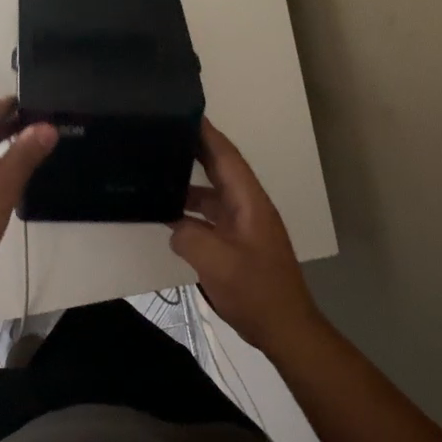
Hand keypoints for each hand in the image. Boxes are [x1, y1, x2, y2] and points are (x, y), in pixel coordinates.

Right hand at [170, 119, 324, 352]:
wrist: (285, 329)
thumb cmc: (255, 292)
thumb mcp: (215, 262)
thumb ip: (188, 235)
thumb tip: (174, 225)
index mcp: (250, 203)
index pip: (227, 157)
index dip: (207, 134)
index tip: (185, 112)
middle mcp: (249, 208)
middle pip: (221, 170)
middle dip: (195, 151)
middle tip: (162, 135)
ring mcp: (245, 228)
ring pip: (214, 195)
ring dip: (188, 184)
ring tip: (156, 174)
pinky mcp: (239, 246)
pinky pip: (211, 218)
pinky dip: (190, 212)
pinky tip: (168, 217)